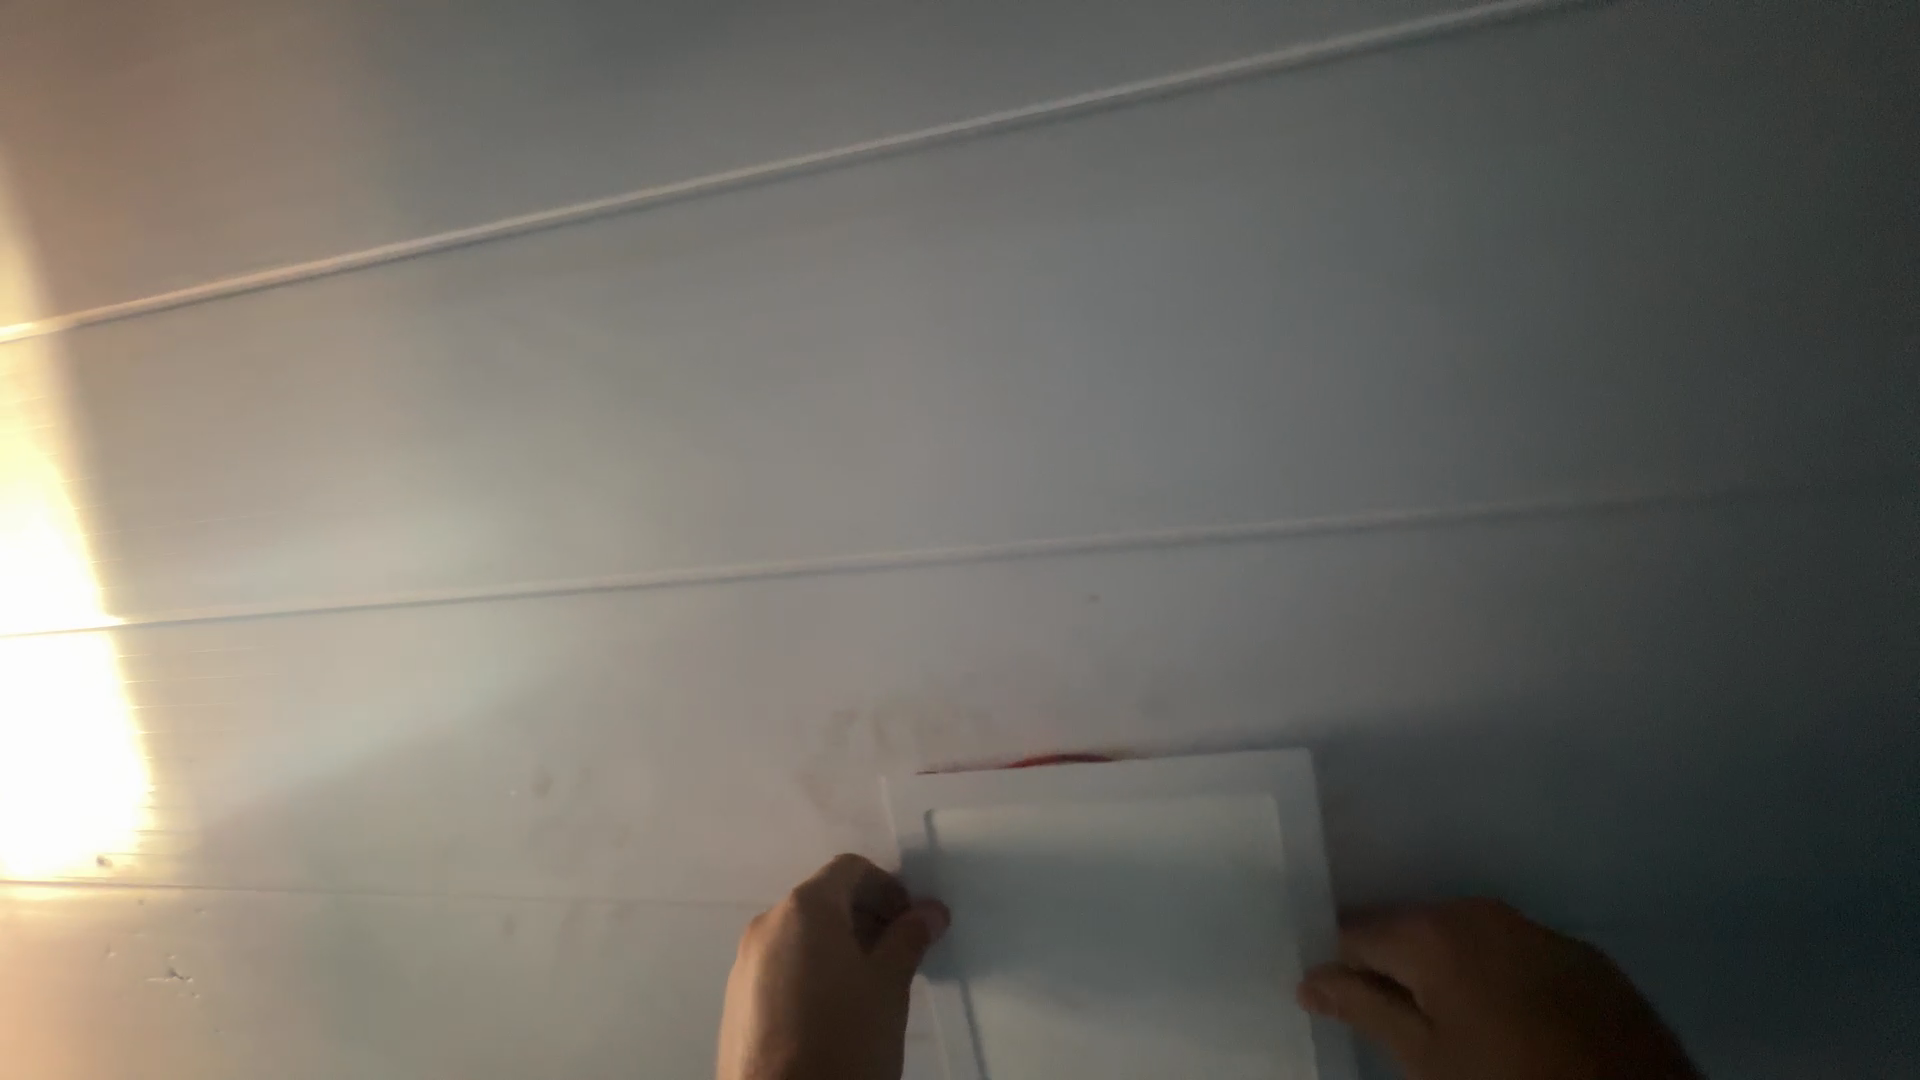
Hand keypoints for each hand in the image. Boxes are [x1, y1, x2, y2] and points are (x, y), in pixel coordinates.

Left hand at [717, 854, 949, 1079]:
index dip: (887, 888)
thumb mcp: (889, 985)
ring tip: (869, 988)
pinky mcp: (736, 1004)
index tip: (911, 923)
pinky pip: (781, 966)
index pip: (850, 869)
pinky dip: (812, 971)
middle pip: (824, 898)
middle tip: (898, 954)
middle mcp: (768, 924)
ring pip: (802, 935)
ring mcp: (745, 965)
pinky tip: (834, 1014)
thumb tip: (930, 911)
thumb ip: (910, 938)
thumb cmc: (843, 1040)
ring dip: (840, 945)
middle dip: (865, 916)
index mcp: (805, 908)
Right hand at [1297, 898, 1698, 1079]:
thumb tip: (1307, 981)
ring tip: (1461, 1026)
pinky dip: (1501, 979)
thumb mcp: (1426, 1062)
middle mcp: (1480, 912)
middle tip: (1403, 1023)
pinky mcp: (1589, 961)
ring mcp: (1540, 932)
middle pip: (1410, 931)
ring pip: (1465, 941)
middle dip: (1397, 969)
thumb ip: (1362, 1008)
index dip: (1341, 969)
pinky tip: (1515, 1023)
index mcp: (1432, 930)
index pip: (1355, 934)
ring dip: (1449, 973)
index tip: (1342, 1004)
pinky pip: (1519, 955)